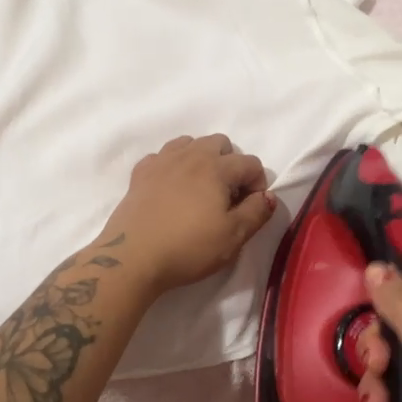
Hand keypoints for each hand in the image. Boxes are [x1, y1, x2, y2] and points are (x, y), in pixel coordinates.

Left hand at [100, 134, 277, 294]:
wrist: (133, 258)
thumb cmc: (188, 248)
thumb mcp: (233, 237)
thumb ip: (256, 212)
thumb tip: (268, 196)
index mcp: (217, 168)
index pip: (250, 163)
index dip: (257, 185)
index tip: (250, 209)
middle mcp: (190, 155)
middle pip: (220, 143)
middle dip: (231, 165)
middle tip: (226, 197)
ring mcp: (161, 161)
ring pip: (189, 143)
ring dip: (201, 159)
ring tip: (200, 189)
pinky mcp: (139, 174)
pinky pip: (162, 156)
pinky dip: (172, 166)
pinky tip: (171, 188)